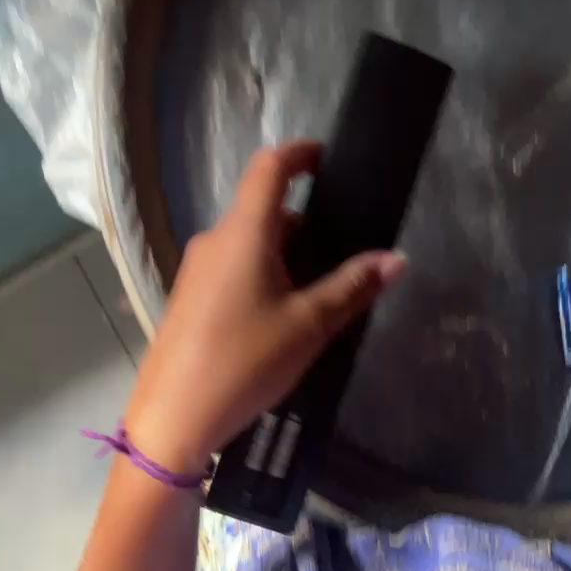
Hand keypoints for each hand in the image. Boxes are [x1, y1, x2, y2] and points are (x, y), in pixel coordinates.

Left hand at [121, 142, 406, 473]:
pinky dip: (259, 279)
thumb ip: (352, 288)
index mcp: (243, 234)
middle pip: (264, 214)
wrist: (175, 416)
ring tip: (313, 302)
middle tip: (339, 263)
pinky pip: (231, 272)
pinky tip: (276, 322)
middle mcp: (214, 242)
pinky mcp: (188, 301)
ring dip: (282, 259)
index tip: (326, 158)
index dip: (300, 154)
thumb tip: (396, 259)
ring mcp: (195, 272)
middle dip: (304, 228)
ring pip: (248, 247)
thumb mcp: (308, 326)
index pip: (270, 168)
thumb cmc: (245, 362)